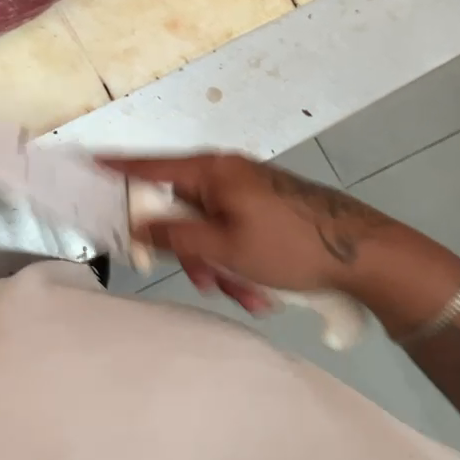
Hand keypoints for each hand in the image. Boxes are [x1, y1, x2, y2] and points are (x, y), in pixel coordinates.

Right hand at [101, 153, 430, 310]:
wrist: (371, 256)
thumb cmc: (290, 246)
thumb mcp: (224, 247)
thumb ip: (172, 236)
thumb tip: (137, 225)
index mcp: (211, 171)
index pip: (149, 165)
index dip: (117, 168)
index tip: (88, 163)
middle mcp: (226, 174)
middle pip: (181, 207)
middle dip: (188, 250)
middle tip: (202, 281)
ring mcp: (249, 191)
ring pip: (210, 227)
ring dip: (218, 264)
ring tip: (247, 297)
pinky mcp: (268, 209)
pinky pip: (235, 233)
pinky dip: (239, 261)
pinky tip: (261, 291)